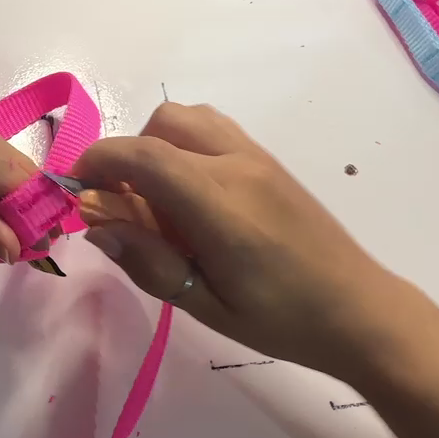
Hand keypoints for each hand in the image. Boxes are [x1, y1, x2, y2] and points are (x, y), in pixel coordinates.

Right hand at [74, 102, 428, 378]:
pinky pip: (211, 128)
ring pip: (187, 117)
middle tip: (121, 202)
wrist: (361, 310)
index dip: (99, 162)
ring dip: (155, 144)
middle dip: (125, 153)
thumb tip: (97, 227)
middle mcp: (238, 166)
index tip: (77, 188)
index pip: (145, 156)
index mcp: (221, 206)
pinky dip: (183, 143)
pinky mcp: (268, 159)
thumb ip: (148, 262)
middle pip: (162, 123)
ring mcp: (257, 156)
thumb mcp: (205, 305)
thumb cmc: (282, 320)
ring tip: (156, 194)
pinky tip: (189, 191)